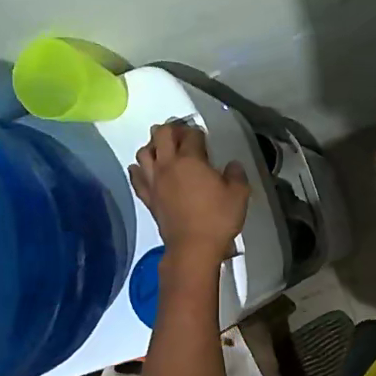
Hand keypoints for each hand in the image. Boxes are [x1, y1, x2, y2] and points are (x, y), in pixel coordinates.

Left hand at [129, 122, 249, 262]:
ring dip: (153, 145)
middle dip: (171, 129)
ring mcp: (154, 180)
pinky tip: (142, 167)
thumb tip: (232, 165)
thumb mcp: (239, 194)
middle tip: (181, 132)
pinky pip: (136, 177)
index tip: (204, 135)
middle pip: (162, 135)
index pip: (191, 136)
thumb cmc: (218, 218)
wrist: (193, 246)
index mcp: (191, 160)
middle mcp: (168, 165)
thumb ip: (236, 175)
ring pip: (144, 152)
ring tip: (162, 147)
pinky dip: (138, 168)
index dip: (198, 131)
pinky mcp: (148, 197)